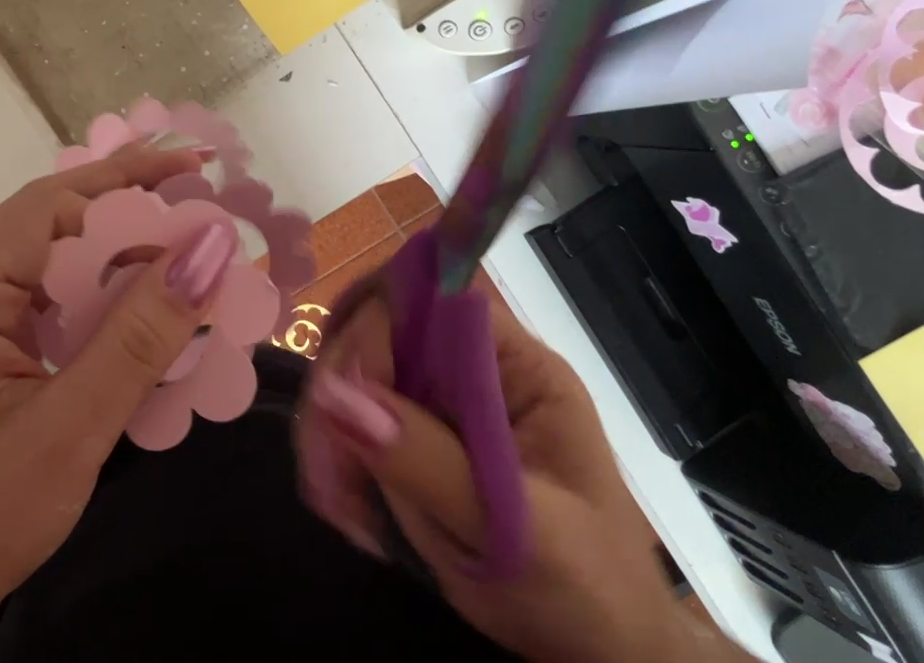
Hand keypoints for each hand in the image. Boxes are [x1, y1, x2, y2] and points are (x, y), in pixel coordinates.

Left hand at [0, 143, 237, 660]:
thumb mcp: (71, 426)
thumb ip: (138, 336)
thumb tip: (207, 249)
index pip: (50, 204)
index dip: (125, 178)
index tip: (195, 168)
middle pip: (51, 225)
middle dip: (127, 214)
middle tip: (202, 215)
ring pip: (52, 263)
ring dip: (117, 260)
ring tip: (186, 259)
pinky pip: (46, 303)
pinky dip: (97, 302)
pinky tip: (142, 314)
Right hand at [297, 287, 747, 662]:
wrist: (596, 648)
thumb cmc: (584, 590)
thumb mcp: (513, 529)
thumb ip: (425, 460)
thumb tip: (334, 393)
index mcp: (517, 370)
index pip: (429, 296)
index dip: (373, 326)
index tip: (343, 395)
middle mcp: (471, 369)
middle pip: (373, 331)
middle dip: (337, 394)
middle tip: (331, 474)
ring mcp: (437, 399)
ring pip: (348, 372)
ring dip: (327, 432)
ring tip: (340, 503)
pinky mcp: (409, 431)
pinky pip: (346, 414)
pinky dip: (331, 453)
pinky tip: (346, 502)